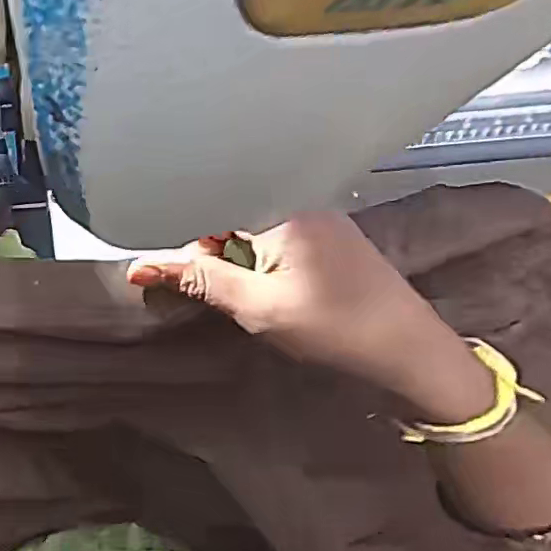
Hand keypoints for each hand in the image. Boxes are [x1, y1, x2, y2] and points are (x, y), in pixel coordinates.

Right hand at [126, 215, 493, 421]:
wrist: (409, 350)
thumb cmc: (333, 327)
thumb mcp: (256, 307)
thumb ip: (199, 281)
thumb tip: (140, 268)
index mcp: (283, 206)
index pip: (210, 203)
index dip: (186, 237)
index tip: (175, 269)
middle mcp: (302, 201)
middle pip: (230, 213)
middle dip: (211, 250)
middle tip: (219, 291)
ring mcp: (319, 218)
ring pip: (251, 228)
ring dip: (236, 260)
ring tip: (248, 295)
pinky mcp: (329, 238)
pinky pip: (275, 238)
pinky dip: (259, 262)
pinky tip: (268, 290)